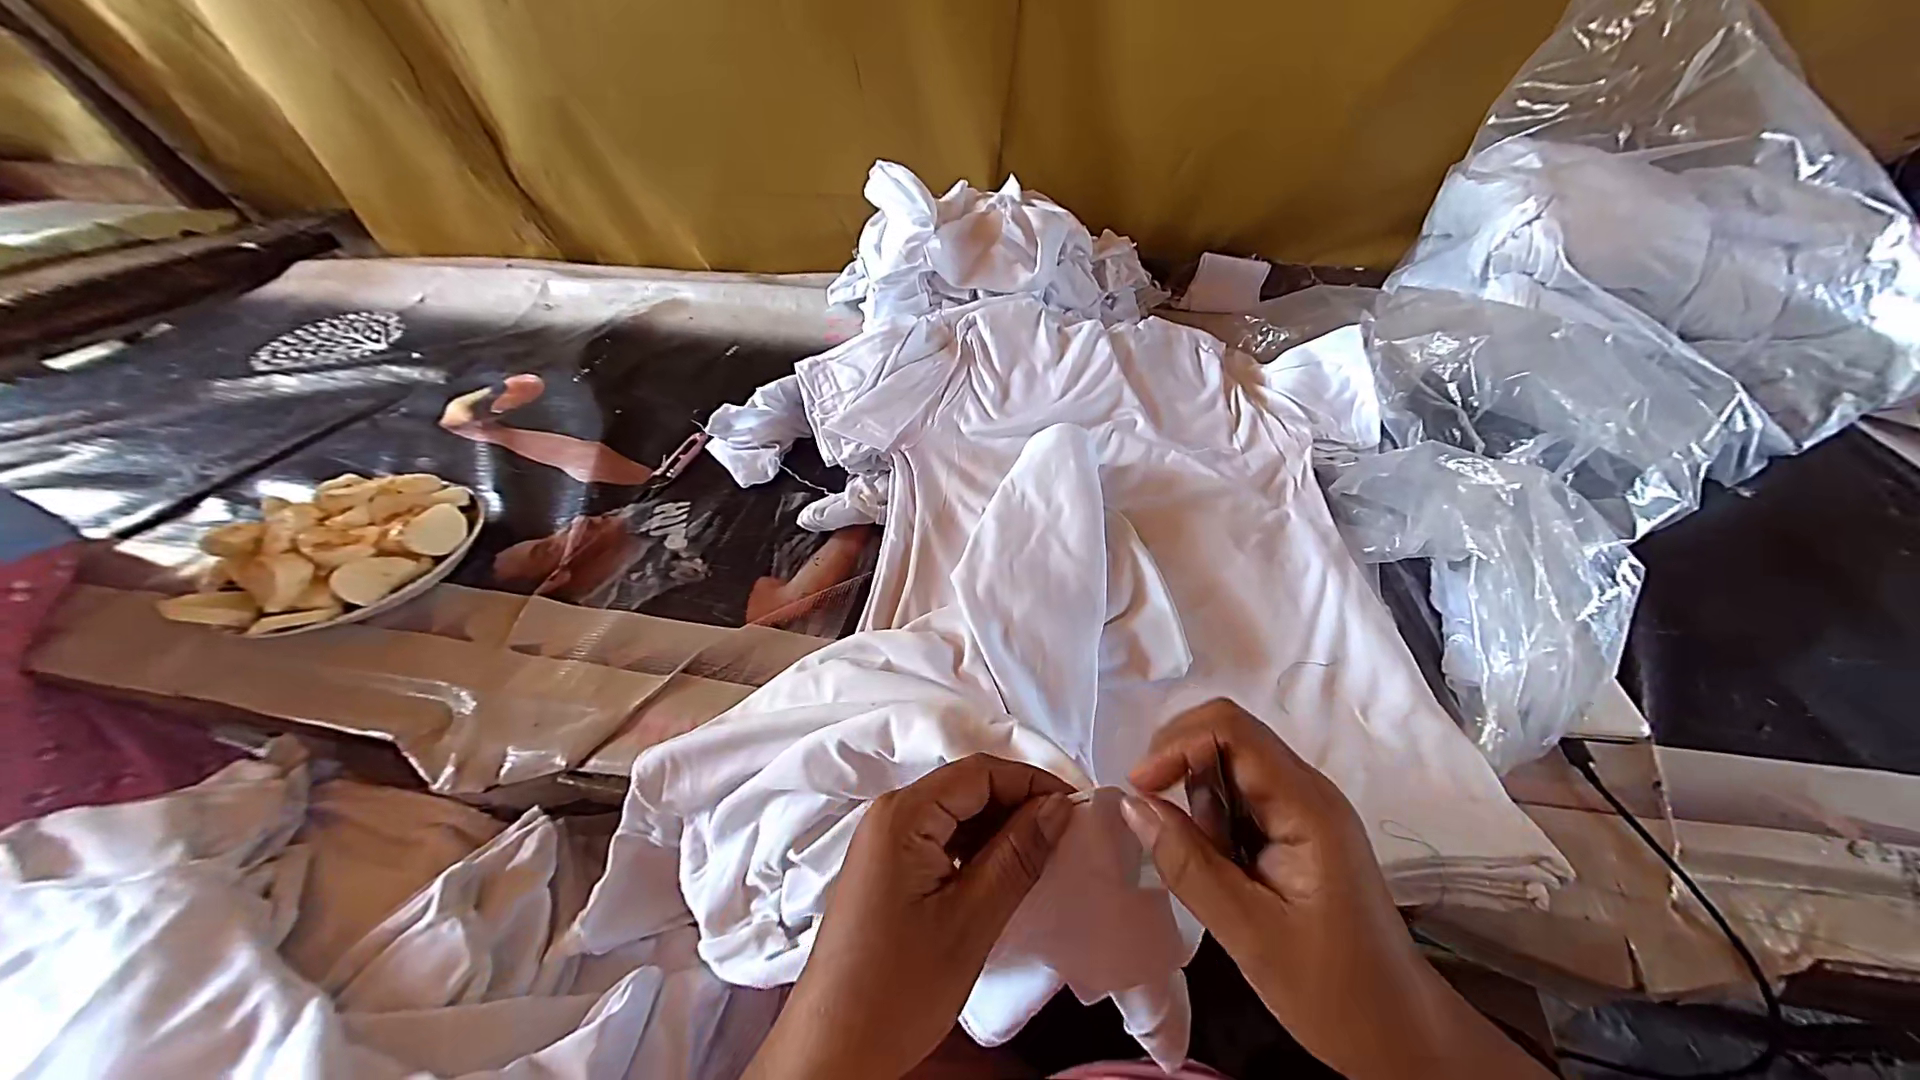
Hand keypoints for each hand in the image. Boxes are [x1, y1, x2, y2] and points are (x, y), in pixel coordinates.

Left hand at [744, 755, 1074, 1079]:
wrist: (833, 1048)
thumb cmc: (895, 989)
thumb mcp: (970, 919)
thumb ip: (1018, 854)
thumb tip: (1057, 808)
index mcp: (903, 815)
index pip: (979, 772)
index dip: (1031, 782)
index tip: (1074, 806)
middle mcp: (890, 814)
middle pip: (967, 787)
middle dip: (1018, 803)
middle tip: (1063, 833)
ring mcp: (886, 839)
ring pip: (957, 812)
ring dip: (1000, 827)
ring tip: (1040, 855)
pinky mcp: (889, 864)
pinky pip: (942, 836)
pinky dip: (977, 847)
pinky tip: (1003, 872)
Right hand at [1121, 700, 1551, 1079]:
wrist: (1402, 1037)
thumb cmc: (1333, 992)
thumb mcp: (1249, 933)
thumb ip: (1187, 864)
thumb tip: (1131, 804)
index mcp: (1306, 806)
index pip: (1231, 729)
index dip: (1177, 743)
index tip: (1140, 789)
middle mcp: (1305, 789)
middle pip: (1226, 732)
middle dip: (1178, 762)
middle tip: (1156, 818)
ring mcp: (1300, 804)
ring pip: (1226, 760)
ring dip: (1195, 794)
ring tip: (1206, 860)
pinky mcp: (1291, 823)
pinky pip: (1235, 791)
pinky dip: (1208, 814)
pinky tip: (1218, 862)